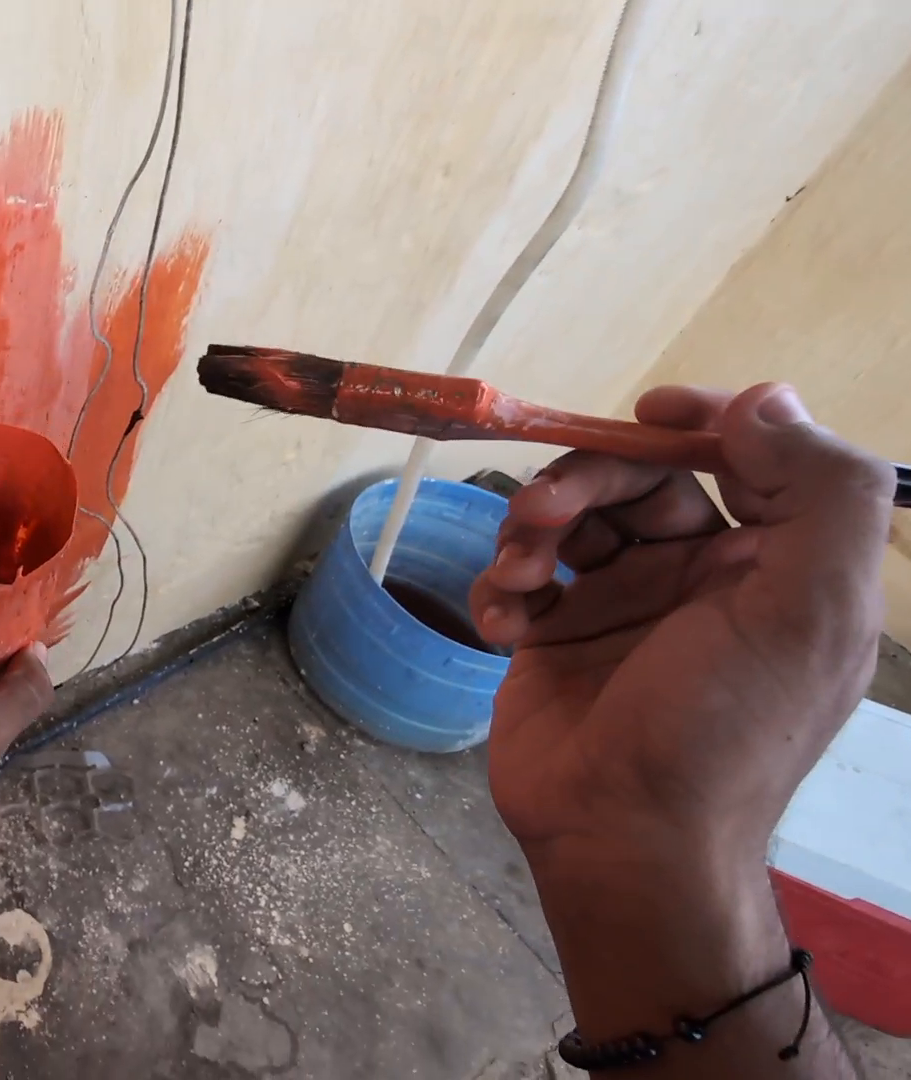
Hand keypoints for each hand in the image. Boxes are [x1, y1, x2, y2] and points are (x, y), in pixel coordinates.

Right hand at [471, 382, 894, 866]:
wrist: (618, 828)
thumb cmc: (718, 727)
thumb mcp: (801, 614)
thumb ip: (816, 497)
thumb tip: (765, 398)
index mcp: (767, 567)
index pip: (739, 464)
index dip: (699, 426)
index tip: (642, 414)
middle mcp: (690, 577)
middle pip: (630, 488)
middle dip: (579, 488)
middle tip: (536, 515)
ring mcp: (612, 606)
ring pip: (560, 528)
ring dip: (525, 540)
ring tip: (512, 581)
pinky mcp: (548, 633)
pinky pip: (514, 584)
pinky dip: (497, 593)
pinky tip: (497, 628)